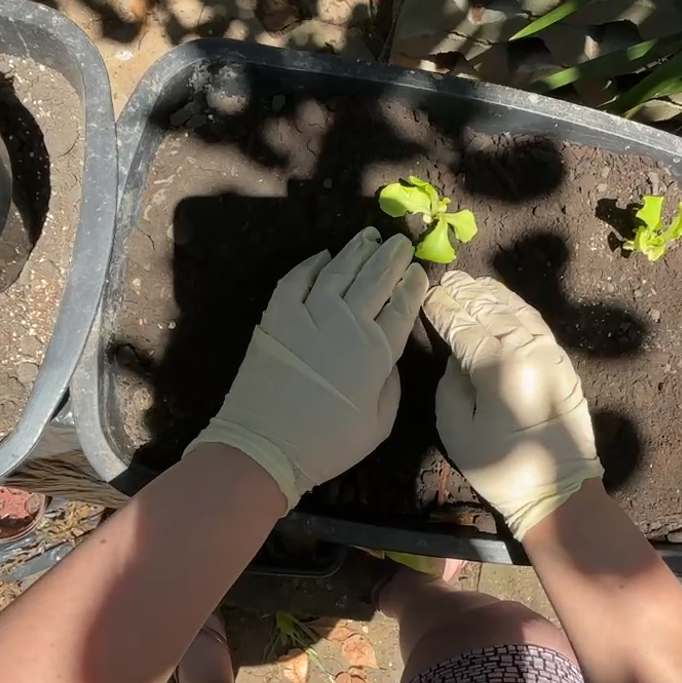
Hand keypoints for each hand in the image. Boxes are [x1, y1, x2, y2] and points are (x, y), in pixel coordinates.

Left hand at [190, 228, 428, 507]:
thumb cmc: (328, 444)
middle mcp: (347, 323)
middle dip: (391, 257)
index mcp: (377, 352)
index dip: (411, 285)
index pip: (402, 307)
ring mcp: (309, 313)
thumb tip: (389, 358)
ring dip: (357, 251)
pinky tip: (324, 255)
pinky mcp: (277, 315)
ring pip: (339, 270)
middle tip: (400, 242)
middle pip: (375, 280)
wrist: (264, 445)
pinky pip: (297, 278)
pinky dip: (312, 263)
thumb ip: (391, 385)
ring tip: (369, 237)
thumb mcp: (378, 425)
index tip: (417, 270)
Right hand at [421, 270, 602, 539]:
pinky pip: (534, 319)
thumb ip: (451, 380)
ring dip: (488, 292)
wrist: (558, 490)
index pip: (461, 324)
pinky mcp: (561, 358)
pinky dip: (513, 304)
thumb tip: (456, 352)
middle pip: (488, 309)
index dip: (440, 308)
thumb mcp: (455, 426)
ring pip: (514, 308)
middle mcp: (526, 348)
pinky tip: (499, 298)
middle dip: (462, 293)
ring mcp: (548, 350)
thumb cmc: (499, 467)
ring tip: (467, 283)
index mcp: (497, 365)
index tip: (424, 295)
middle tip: (442, 281)